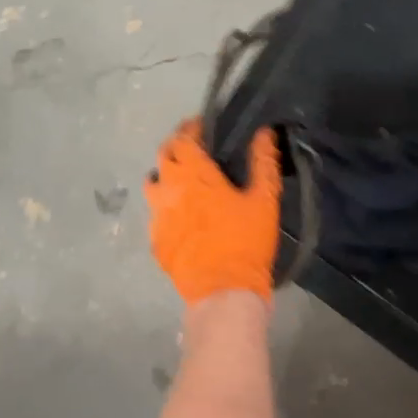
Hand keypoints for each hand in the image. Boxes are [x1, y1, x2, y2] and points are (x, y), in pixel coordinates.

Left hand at [146, 119, 281, 304]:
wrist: (223, 292)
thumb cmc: (246, 241)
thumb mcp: (264, 199)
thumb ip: (263, 162)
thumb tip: (264, 132)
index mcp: (194, 174)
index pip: (183, 138)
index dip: (191, 128)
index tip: (203, 125)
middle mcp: (169, 190)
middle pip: (163, 156)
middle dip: (176, 146)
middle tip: (195, 148)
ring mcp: (158, 217)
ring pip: (153, 184)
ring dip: (165, 175)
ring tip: (183, 180)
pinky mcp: (155, 242)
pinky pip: (155, 215)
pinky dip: (165, 207)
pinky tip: (180, 215)